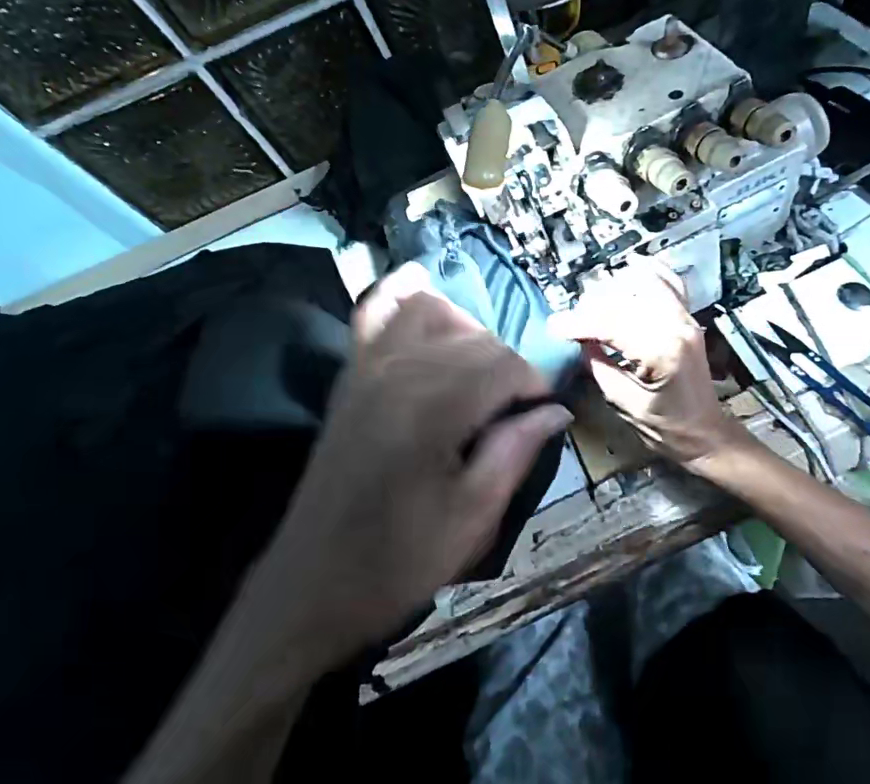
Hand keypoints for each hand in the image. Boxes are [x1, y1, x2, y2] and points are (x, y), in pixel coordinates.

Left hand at [247, 264, 571, 668]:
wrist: (313, 583)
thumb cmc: (397, 562)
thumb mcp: (471, 519)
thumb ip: (515, 452)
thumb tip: (556, 410)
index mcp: (431, 408)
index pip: (502, 363)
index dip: (534, 384)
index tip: (543, 415)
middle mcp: (397, 370)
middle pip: (472, 336)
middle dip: (505, 364)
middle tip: (515, 410)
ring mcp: (366, 367)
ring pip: (427, 310)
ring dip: (464, 329)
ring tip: (478, 372)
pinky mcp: (349, 376)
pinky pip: (373, 313)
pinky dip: (399, 295)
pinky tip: (419, 288)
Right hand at [546, 258, 756, 469]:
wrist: (705, 433)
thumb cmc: (666, 427)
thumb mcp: (623, 403)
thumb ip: (598, 367)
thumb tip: (577, 341)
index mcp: (662, 353)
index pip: (610, 325)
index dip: (578, 324)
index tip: (555, 327)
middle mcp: (676, 327)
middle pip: (622, 303)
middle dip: (590, 309)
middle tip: (569, 322)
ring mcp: (685, 319)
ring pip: (641, 287)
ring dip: (611, 292)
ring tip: (590, 305)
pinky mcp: (687, 318)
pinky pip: (668, 284)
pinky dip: (648, 273)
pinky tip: (630, 268)